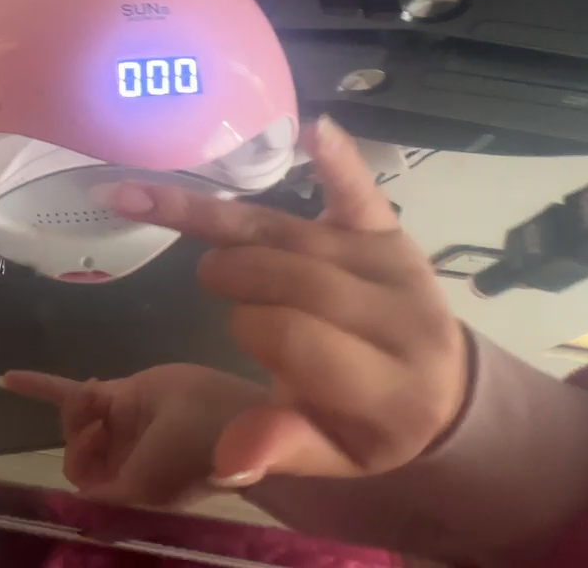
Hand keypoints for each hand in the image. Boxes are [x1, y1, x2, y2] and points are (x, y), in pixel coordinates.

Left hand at [0, 364, 267, 506]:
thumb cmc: (190, 456)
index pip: (82, 482)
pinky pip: (70, 390)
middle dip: (78, 433)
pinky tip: (5, 378)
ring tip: (97, 396)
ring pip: (73, 416)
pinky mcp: (117, 393)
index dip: (79, 462)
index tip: (95, 446)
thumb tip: (77, 503)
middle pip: (74, 448)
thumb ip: (111, 496)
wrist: (224, 411)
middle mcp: (119, 459)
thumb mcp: (149, 488)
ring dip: (77, 406)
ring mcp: (115, 424)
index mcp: (126, 489)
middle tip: (100, 422)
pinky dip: (36, 385)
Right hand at [1, 117, 467, 494]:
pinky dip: (334, 159)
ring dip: (213, 215)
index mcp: (387, 387)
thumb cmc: (372, 429)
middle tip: (215, 281)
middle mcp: (397, 317)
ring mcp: (393, 264)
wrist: (445, 393)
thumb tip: (225, 455)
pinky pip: (357, 189)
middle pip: (286, 273)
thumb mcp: (333, 460)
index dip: (248, 328)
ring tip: (142, 197)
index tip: (238, 334)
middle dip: (231, 273)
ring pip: (286, 229)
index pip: (291, 335)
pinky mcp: (388, 232)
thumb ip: (281, 448)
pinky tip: (312, 127)